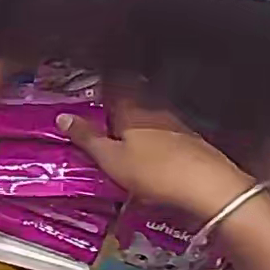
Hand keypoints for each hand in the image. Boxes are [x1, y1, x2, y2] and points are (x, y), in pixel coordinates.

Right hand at [58, 83, 256, 216]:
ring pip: (152, 118)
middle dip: (121, 105)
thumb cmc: (153, 172)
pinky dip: (154, 140)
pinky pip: (166, 135)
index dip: (106, 83)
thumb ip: (87, 138)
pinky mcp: (192, 144)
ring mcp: (177, 127)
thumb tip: (62, 117)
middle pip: (136, 101)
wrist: (207, 187)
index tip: (96, 83)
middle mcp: (156, 113)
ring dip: (138, 123)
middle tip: (105, 112)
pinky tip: (150, 153)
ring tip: (124, 135)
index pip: (117, 87)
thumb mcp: (111, 159)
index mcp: (133, 113)